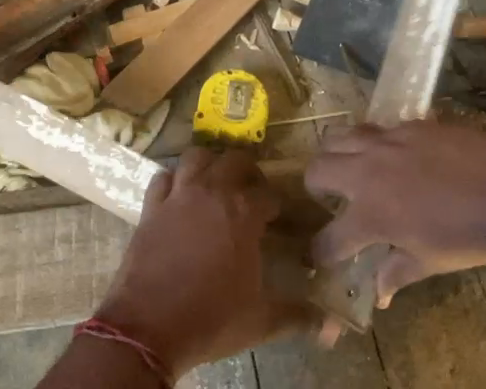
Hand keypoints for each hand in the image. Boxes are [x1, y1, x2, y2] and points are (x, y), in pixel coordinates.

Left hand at [95, 148, 309, 372]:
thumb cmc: (211, 319)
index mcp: (245, 212)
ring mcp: (179, 196)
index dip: (276, 204)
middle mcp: (213, 192)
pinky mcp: (151, 207)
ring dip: (208, 163)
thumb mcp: (261, 320)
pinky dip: (172, 180)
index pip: (269, 194)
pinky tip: (178, 194)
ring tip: (215, 181)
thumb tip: (335, 329)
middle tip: (250, 190)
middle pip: (234, 160)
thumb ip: (298, 316)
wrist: (149, 327)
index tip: (277, 217)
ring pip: (196, 156)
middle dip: (247, 170)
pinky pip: (162, 178)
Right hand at [305, 121, 485, 307]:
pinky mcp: (408, 124)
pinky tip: (392, 155)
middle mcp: (367, 172)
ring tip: (352, 168)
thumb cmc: (468, 238)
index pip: (327, 238)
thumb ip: (395, 273)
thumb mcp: (429, 263)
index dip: (320, 253)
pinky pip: (376, 127)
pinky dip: (373, 142)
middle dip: (316, 188)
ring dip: (337, 154)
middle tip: (332, 200)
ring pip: (338, 136)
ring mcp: (387, 141)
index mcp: (369, 215)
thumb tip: (378, 292)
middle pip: (316, 169)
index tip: (321, 257)